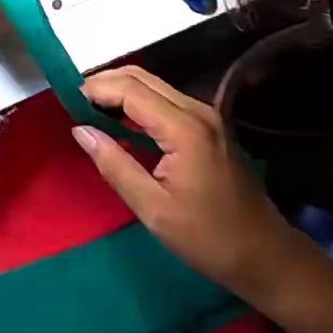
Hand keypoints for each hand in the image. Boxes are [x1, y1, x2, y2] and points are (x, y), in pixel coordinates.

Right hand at [72, 65, 316, 305]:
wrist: (265, 255)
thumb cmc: (208, 238)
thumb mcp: (153, 209)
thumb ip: (114, 165)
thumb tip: (80, 130)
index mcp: (184, 128)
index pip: (131, 90)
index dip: (96, 89)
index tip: (67, 100)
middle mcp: (197, 110)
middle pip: (142, 77)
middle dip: (105, 83)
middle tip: (74, 102)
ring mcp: (206, 115)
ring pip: (154, 84)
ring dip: (120, 90)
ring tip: (90, 109)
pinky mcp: (208, 124)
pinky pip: (165, 99)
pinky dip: (137, 101)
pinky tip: (120, 119)